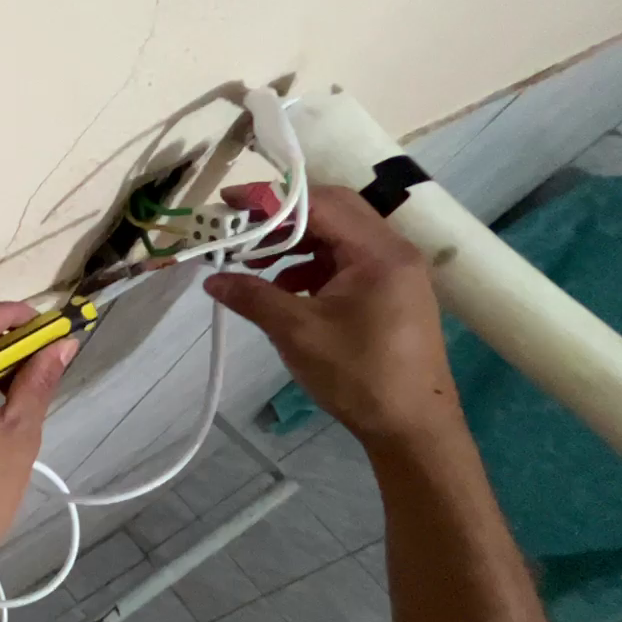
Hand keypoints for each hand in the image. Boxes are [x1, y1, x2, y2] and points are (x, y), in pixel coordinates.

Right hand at [204, 184, 461, 446]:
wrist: (409, 422)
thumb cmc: (356, 373)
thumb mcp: (296, 331)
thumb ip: (253, 296)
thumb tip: (212, 279)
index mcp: (378, 253)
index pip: (322, 204)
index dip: (272, 198)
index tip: (229, 202)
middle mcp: (391, 252)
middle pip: (332, 213)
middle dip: (280, 217)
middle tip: (236, 229)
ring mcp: (391, 273)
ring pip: (335, 238)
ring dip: (291, 243)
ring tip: (251, 262)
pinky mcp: (384, 293)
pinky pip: (340, 263)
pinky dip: (305, 265)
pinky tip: (280, 288)